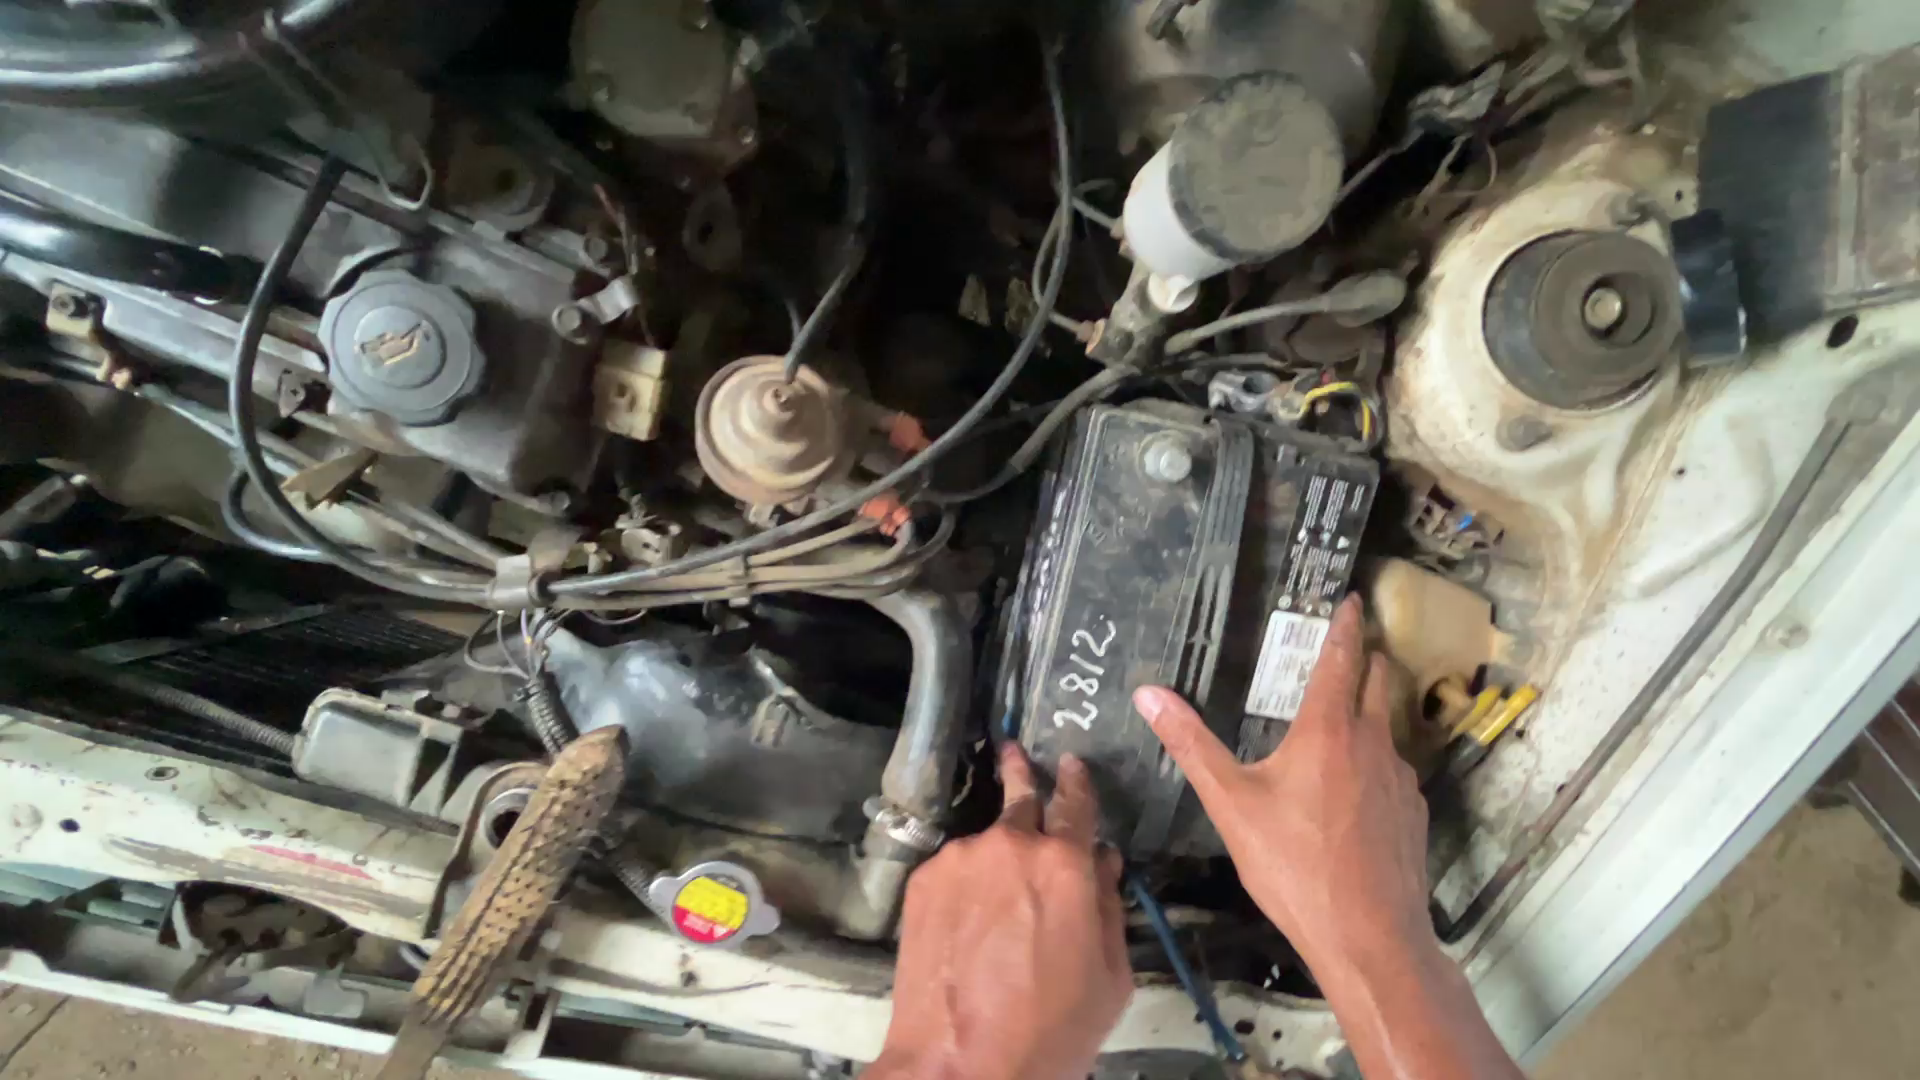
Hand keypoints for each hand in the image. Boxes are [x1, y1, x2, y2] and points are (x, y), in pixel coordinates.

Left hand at [868, 746, 1131, 1079]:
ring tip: (994, 905)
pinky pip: (956, 868)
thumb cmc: (1051, 1030)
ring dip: (996, 856)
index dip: (1076, 780)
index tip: (1071, 763)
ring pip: (987, 843)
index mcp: (1064, 862)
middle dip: (1021, 773)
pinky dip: (966, 884)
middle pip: (1020, 794)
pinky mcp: (924, 878)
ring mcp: (961, 857)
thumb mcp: (1109, 978)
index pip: (1075, 801)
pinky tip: (965, 924)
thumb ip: (1108, 906)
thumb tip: (1102, 861)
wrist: (959, 1067)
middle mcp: (1010, 843)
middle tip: (1014, 753)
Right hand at [1131, 596, 1430, 965]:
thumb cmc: (1293, 863)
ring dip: (1367, 710)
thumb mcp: (1229, 802)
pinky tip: (1350, 789)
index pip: (1342, 660)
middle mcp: (1373, 743)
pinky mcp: (1414, 815)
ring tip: (1337, 718)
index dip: (1345, 626)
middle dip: (1364, 657)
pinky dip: (1372, 758)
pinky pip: (1392, 770)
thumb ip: (1190, 743)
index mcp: (1328, 730)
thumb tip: (1148, 693)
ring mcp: (1401, 781)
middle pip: (1378, 682)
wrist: (1371, 940)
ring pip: (1386, 728)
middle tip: (1345, 643)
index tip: (1351, 599)